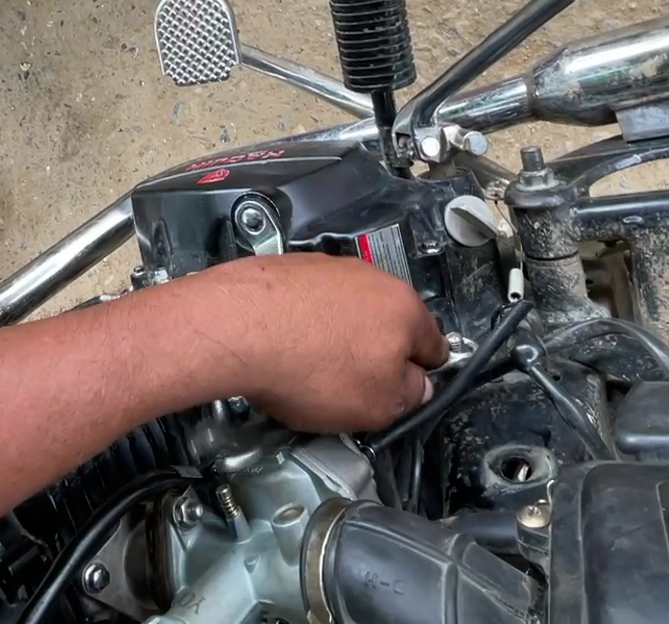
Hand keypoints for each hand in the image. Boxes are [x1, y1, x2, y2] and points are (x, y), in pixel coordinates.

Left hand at [173, 253, 448, 432]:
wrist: (235, 324)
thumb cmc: (314, 369)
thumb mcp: (377, 405)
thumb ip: (409, 394)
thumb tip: (417, 382)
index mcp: (403, 306)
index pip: (433, 344)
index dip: (420, 374)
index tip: (401, 391)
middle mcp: (369, 275)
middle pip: (385, 321)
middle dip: (374, 350)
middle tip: (349, 383)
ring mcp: (323, 264)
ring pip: (343, 308)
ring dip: (335, 331)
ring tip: (307, 363)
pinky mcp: (284, 264)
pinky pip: (304, 299)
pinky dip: (299, 318)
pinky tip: (279, 340)